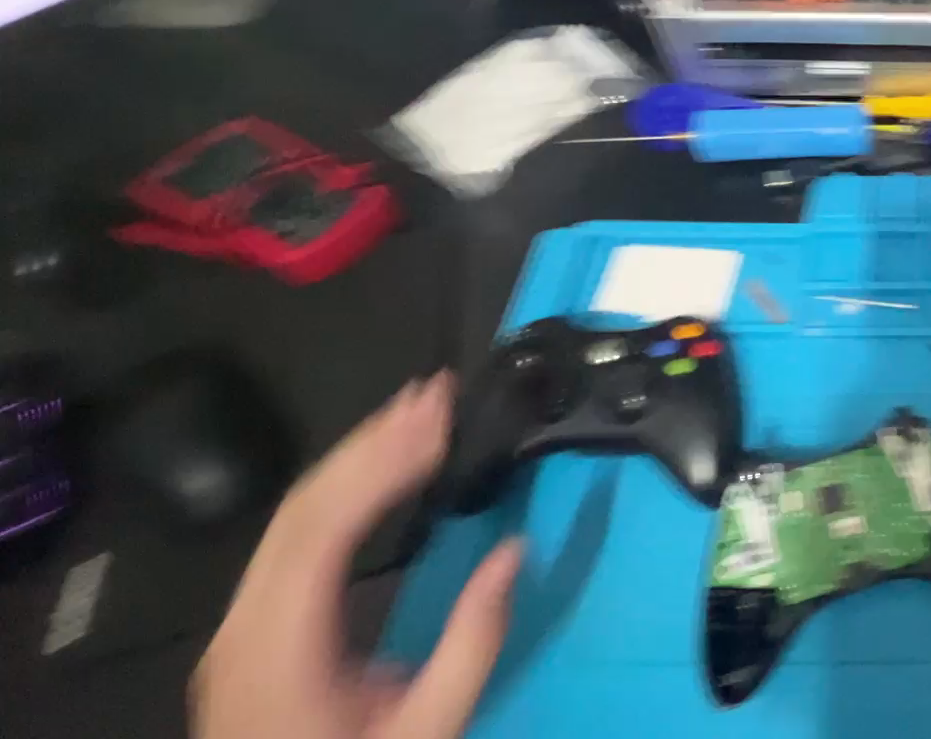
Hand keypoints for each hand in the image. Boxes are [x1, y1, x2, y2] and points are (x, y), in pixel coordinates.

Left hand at [191, 370, 521, 738]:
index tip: (440, 422)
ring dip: (360, 450)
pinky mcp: (260, 617)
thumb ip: (474, 642)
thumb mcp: (429, 727)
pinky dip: (346, 481)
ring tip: (418, 407)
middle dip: (375, 438)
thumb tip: (516, 550)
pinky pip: (300, 529)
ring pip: (297, 510)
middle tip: (435, 392)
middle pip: (305, 505)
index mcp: (281, 646)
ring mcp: (246, 618)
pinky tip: (384, 457)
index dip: (383, 465)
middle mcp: (248, 622)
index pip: (326, 528)